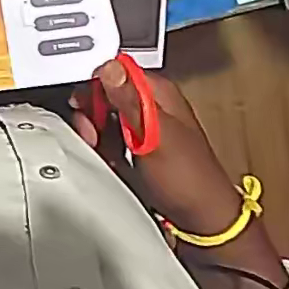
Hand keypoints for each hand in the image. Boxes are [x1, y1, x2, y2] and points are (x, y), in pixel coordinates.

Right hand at [67, 60, 240, 230]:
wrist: (200, 222)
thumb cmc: (189, 180)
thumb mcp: (155, 135)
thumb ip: (130, 99)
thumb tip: (110, 66)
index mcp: (157, 92)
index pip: (113, 70)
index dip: (94, 87)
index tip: (88, 108)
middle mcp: (150, 105)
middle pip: (103, 94)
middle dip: (92, 114)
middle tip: (94, 134)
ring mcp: (143, 126)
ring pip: (101, 117)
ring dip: (95, 134)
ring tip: (105, 151)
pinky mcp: (136, 146)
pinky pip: (106, 138)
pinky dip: (102, 148)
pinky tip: (110, 160)